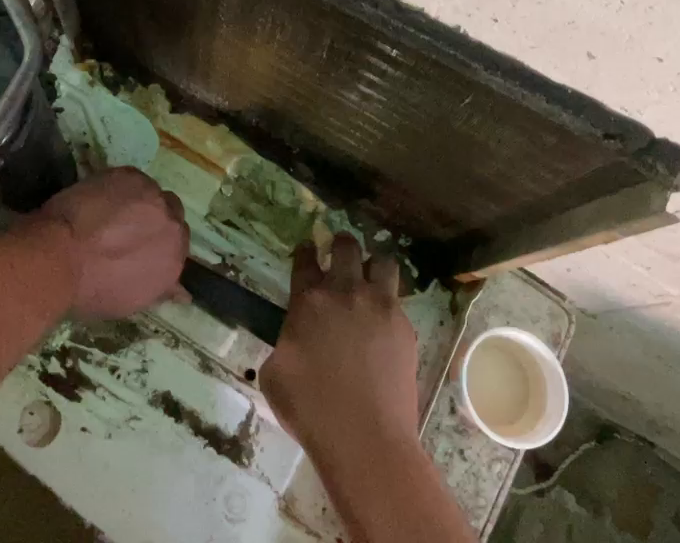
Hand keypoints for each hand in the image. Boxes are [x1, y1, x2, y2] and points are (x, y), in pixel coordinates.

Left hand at [31, 168, 188, 320]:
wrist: (61, 255)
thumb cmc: (90, 289)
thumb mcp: (130, 301)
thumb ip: (160, 288)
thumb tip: (182, 293)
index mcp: (174, 261)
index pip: (178, 243)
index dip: (158, 240)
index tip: (140, 244)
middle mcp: (172, 226)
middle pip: (171, 213)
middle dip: (154, 218)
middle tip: (127, 225)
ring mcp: (153, 197)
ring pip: (152, 193)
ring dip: (138, 200)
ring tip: (110, 209)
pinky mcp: (131, 176)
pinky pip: (132, 178)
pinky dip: (119, 185)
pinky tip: (100, 196)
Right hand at [261, 233, 418, 454]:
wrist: (363, 436)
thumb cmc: (309, 408)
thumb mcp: (275, 374)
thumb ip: (285, 344)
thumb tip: (294, 342)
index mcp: (308, 300)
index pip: (305, 260)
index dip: (305, 250)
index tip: (307, 247)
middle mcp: (345, 292)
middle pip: (346, 247)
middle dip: (341, 243)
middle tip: (339, 249)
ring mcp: (380, 307)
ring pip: (383, 262)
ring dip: (373, 264)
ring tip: (370, 276)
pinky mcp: (405, 328)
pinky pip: (398, 302)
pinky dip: (389, 304)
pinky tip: (383, 322)